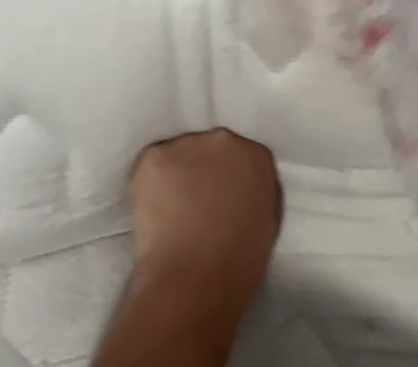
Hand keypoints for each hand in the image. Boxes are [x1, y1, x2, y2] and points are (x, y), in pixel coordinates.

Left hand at [128, 130, 279, 316]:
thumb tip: (241, 192)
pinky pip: (153, 165)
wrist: (194, 278)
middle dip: (205, 169)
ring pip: (180, 154)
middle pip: (212, 148)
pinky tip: (154, 208)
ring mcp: (187, 144)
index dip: (231, 178)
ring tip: (172, 208)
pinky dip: (152, 184)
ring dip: (178, 174)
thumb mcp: (266, 223)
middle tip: (196, 201)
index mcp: (257, 156)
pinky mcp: (154, 156)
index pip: (245, 157)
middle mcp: (224, 139)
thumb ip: (256, 194)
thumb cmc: (238, 264)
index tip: (223, 197)